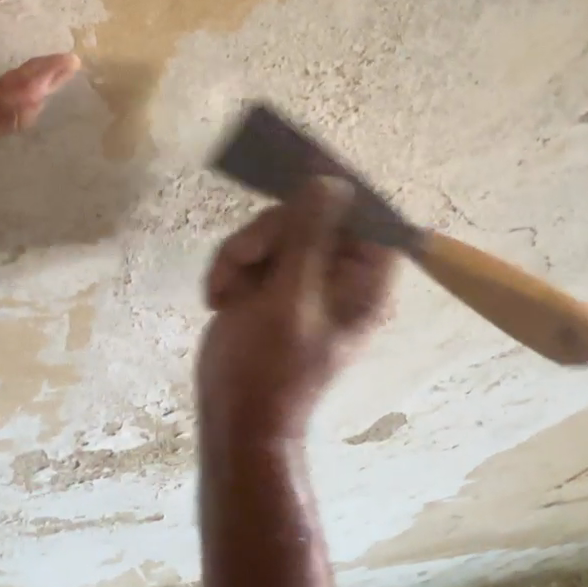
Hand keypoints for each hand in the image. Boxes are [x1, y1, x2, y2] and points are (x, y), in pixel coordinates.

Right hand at [197, 178, 400, 441]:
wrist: (234, 418)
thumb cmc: (271, 368)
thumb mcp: (290, 298)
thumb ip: (310, 236)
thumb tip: (331, 181)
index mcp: (363, 281)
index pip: (368, 216)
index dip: (339, 189)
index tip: (301, 167)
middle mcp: (337, 274)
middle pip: (308, 216)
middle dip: (266, 236)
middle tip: (243, 264)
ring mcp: (300, 279)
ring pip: (271, 231)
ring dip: (240, 255)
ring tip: (225, 294)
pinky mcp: (268, 286)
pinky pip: (249, 252)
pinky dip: (230, 271)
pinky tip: (219, 300)